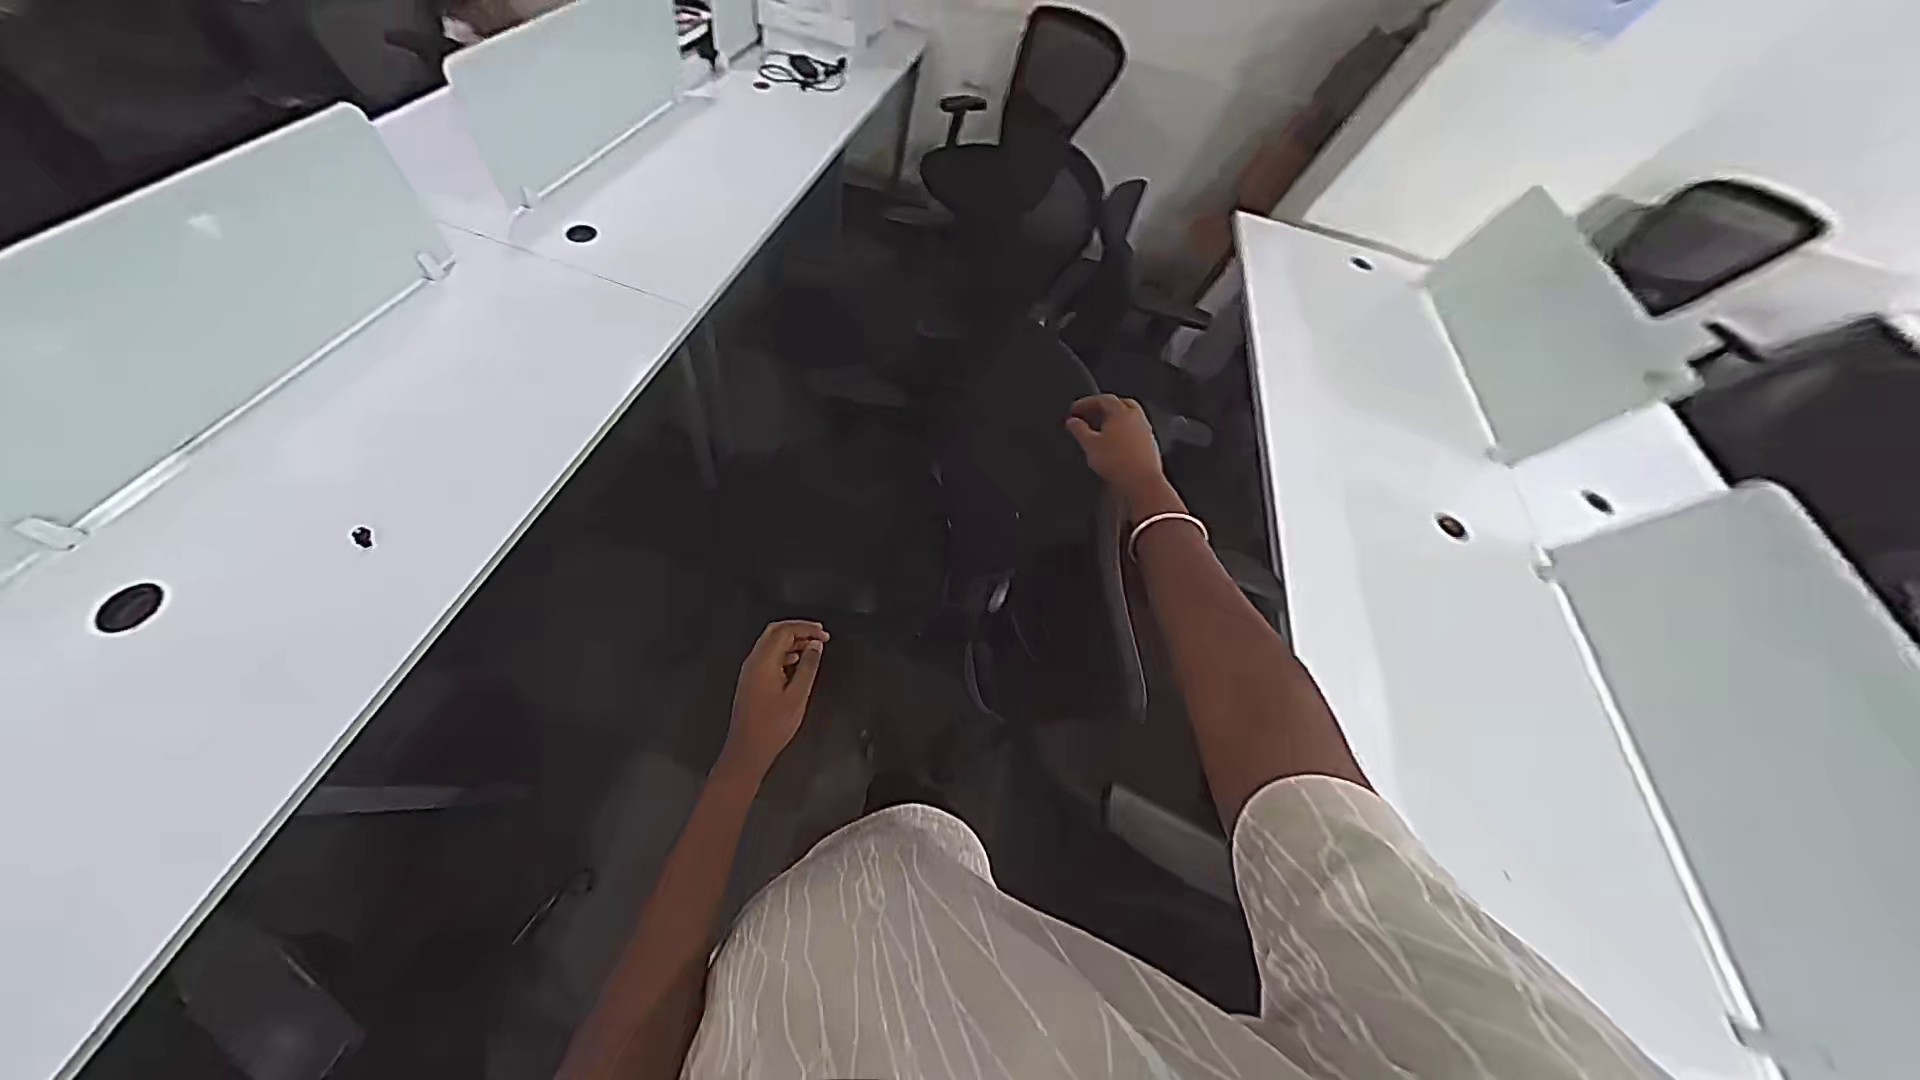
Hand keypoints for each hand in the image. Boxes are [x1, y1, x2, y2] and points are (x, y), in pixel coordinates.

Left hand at [720, 621, 828, 778]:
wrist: (747, 750)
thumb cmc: (772, 726)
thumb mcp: (798, 695)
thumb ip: (808, 666)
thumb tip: (815, 646)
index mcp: (764, 661)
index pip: (785, 631)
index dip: (806, 628)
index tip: (823, 633)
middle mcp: (753, 662)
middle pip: (775, 631)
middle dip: (798, 629)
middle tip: (819, 633)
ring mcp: (750, 671)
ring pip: (771, 643)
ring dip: (792, 640)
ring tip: (813, 646)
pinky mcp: (750, 680)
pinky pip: (768, 656)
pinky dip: (785, 651)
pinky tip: (798, 661)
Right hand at [1065, 395, 1182, 518]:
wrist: (1142, 482)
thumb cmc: (1119, 463)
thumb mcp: (1089, 445)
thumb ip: (1079, 430)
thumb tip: (1073, 422)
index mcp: (1121, 412)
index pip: (1102, 399)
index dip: (1086, 402)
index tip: (1076, 409)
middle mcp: (1136, 418)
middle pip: (1119, 404)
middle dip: (1103, 407)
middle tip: (1090, 415)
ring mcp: (1146, 431)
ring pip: (1129, 417)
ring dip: (1115, 420)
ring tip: (1101, 430)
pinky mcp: (1150, 445)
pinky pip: (1135, 432)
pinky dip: (1124, 433)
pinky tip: (1116, 444)